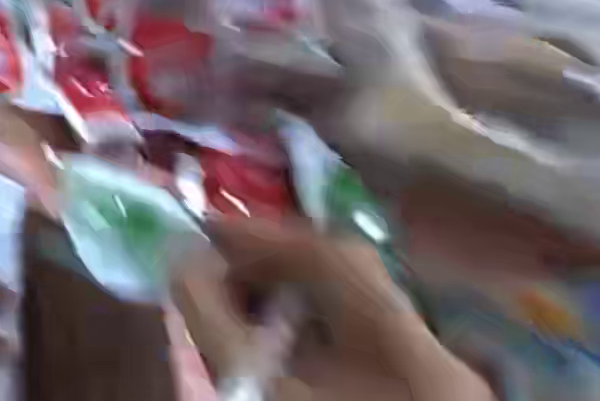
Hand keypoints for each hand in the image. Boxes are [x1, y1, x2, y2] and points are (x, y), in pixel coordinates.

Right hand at [173, 219, 492, 400]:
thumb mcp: (251, 382)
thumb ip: (206, 310)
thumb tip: (176, 251)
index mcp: (410, 349)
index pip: (333, 253)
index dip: (262, 233)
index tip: (201, 234)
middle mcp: (436, 356)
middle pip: (341, 276)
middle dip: (266, 265)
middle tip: (209, 272)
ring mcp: (439, 384)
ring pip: (347, 308)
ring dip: (281, 296)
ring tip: (231, 313)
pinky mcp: (425, 400)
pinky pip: (357, 341)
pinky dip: (303, 329)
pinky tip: (268, 348)